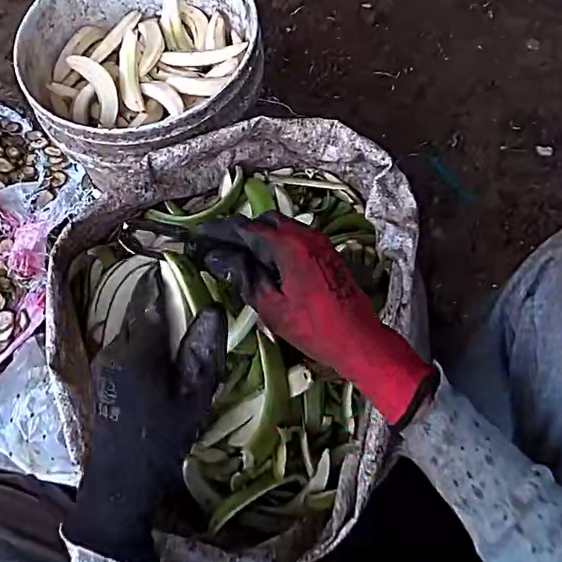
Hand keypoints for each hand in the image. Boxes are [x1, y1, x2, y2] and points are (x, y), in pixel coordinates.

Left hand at [66, 267, 224, 561]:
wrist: (120, 480)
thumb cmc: (163, 440)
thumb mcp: (192, 399)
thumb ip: (202, 353)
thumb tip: (214, 310)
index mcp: (137, 352)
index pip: (149, 305)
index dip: (159, 283)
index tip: (169, 264)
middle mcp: (114, 349)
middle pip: (135, 314)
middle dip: (152, 298)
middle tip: (173, 285)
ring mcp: (102, 361)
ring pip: (126, 329)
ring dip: (144, 318)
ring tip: (166, 312)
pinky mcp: (99, 373)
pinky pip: (120, 343)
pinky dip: (136, 336)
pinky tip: (152, 346)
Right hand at [191, 213, 436, 425]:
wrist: (360, 341)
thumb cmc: (313, 328)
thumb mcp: (270, 306)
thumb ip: (244, 276)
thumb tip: (219, 258)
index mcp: (288, 245)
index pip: (245, 228)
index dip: (220, 230)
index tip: (201, 234)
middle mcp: (304, 235)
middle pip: (265, 220)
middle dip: (241, 229)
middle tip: (221, 245)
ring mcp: (319, 242)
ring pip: (282, 226)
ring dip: (261, 234)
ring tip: (241, 253)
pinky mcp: (326, 252)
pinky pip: (295, 236)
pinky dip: (277, 241)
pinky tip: (267, 261)